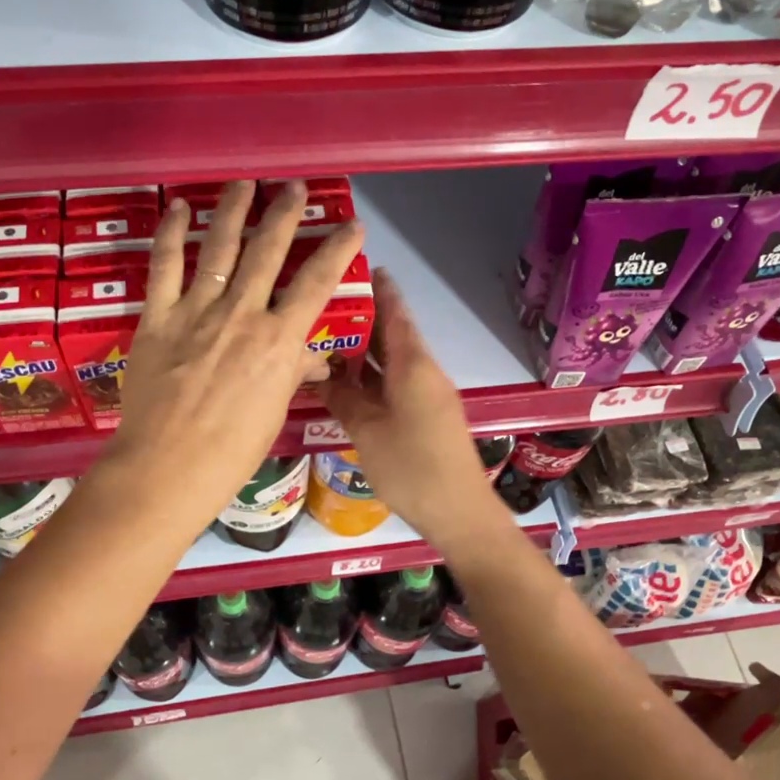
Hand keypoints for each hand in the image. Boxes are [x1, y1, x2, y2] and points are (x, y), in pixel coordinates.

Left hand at [104, 180, 363, 527]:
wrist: (169, 467)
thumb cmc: (231, 452)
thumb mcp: (273, 411)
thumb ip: (291, 374)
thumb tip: (311, 360)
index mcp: (279, 340)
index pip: (317, 283)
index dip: (338, 249)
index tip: (352, 225)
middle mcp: (243, 314)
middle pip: (269, 251)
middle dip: (284, 214)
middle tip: (292, 188)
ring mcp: (197, 312)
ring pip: (219, 246)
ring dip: (233, 210)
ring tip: (244, 184)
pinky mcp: (157, 317)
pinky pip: (164, 265)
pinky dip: (171, 233)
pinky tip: (179, 208)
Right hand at [319, 269, 515, 545]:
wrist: (458, 512)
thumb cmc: (412, 466)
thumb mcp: (367, 430)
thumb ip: (343, 399)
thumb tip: (321, 376)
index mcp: (413, 365)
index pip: (396, 313)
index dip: (378, 289)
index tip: (357, 267)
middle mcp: (423, 372)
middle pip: (393, 335)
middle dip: (362, 318)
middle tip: (323, 304)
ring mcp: (426, 396)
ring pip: (391, 362)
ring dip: (363, 350)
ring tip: (324, 338)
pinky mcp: (424, 418)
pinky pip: (393, 384)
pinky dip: (370, 376)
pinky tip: (344, 382)